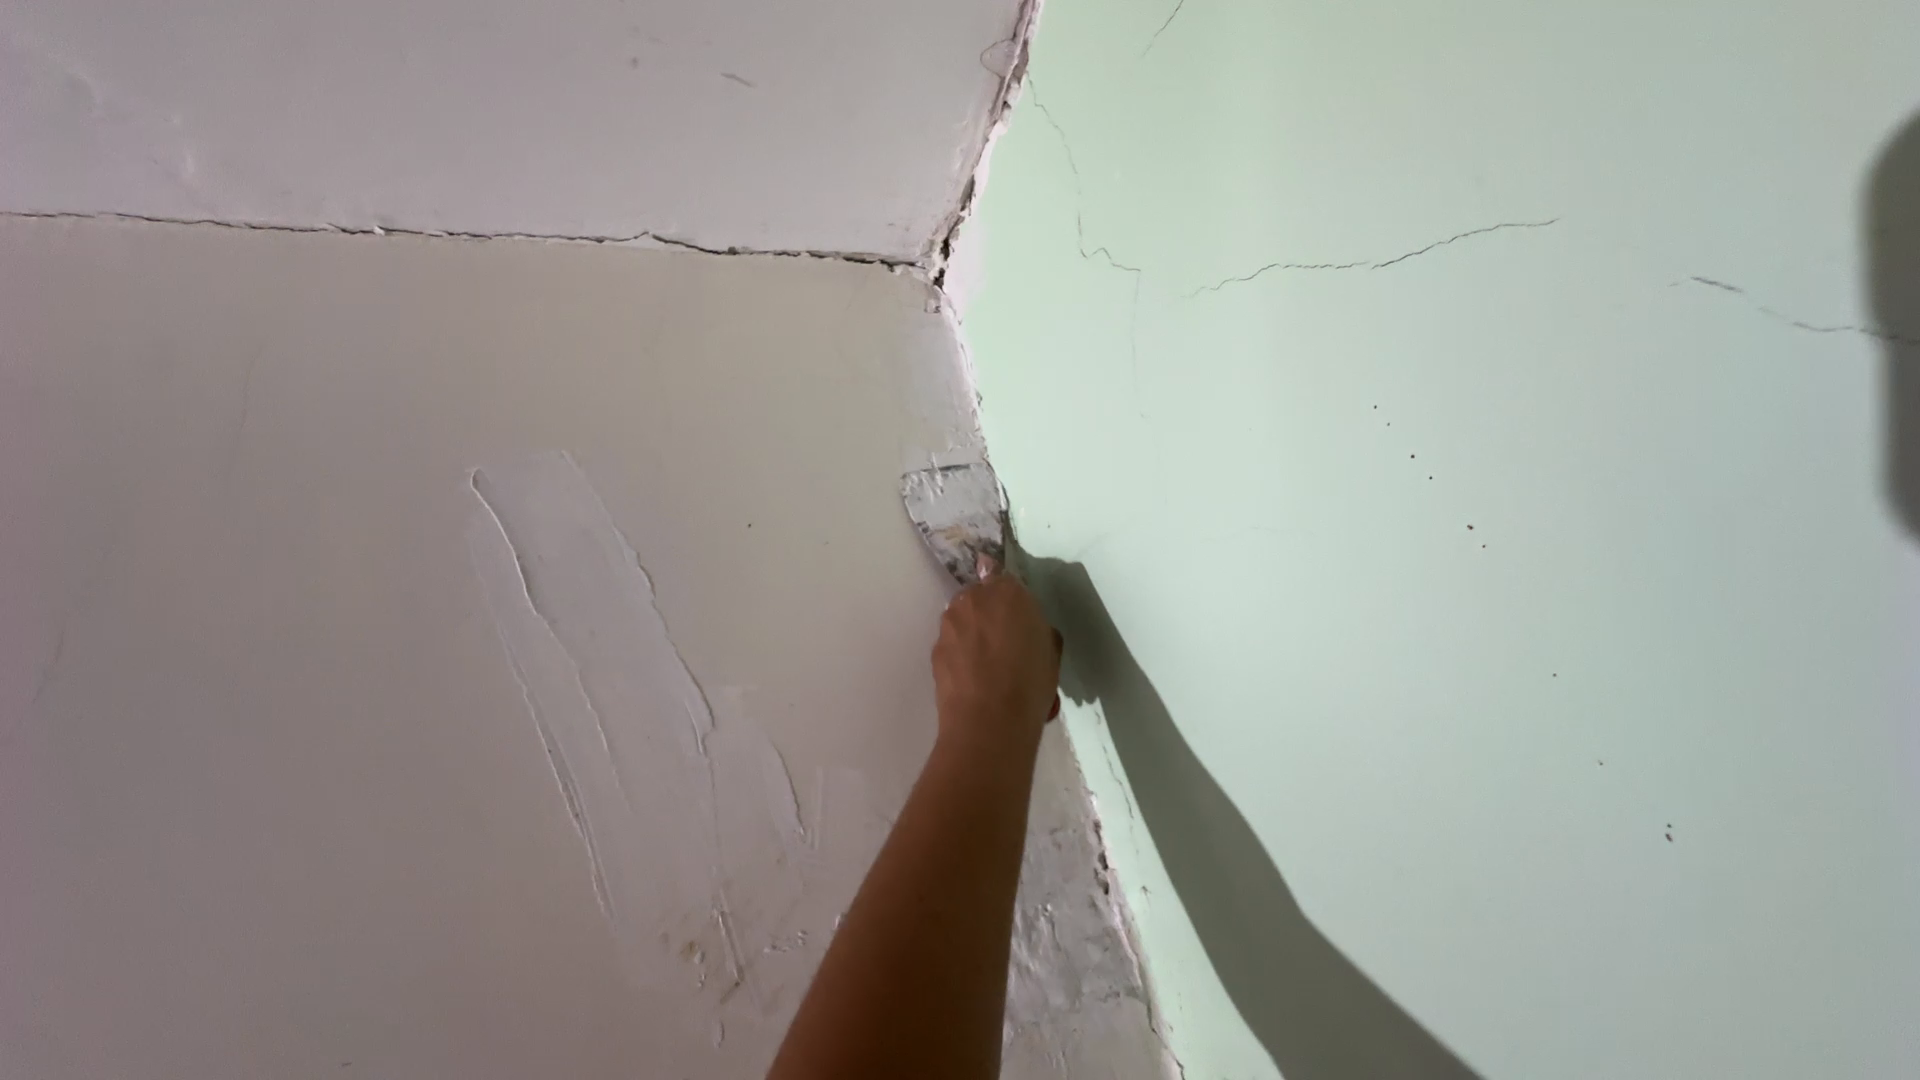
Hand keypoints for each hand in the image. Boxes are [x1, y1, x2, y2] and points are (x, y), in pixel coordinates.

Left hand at [930, 555, 1062, 749]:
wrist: (988, 720)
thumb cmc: (1030, 683)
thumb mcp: (1051, 651)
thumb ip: (1036, 627)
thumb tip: (1026, 627)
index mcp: (1009, 592)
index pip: (1006, 578)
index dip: (1011, 599)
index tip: (1016, 617)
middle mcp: (974, 598)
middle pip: (979, 596)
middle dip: (988, 612)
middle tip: (1003, 641)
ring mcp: (950, 622)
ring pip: (961, 618)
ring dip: (971, 632)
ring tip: (986, 664)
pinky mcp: (935, 647)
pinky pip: (951, 643)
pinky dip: (959, 654)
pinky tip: (972, 678)